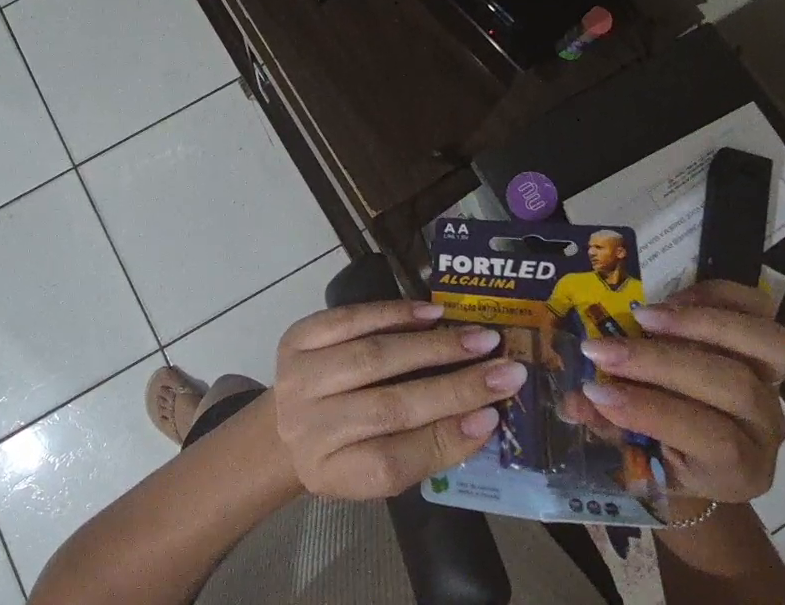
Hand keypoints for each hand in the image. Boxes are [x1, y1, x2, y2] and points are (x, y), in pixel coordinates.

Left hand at [274, 301, 527, 499]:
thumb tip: (485, 419)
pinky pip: (349, 319)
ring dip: (432, 345)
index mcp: (335, 472)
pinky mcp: (296, 338)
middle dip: (455, 387)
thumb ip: (428, 450)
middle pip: (389, 406)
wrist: (278, 430)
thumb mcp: (380, 472)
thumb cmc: (342, 455)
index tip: (495, 415)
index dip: (446, 439)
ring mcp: (299, 377)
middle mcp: (311, 426)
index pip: (395, 461)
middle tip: (506, 369)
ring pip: (373, 357)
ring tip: (478, 337)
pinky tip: (431, 312)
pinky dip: (393, 313)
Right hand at [563, 280, 784, 503]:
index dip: (652, 412)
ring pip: (766, 346)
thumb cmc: (668, 458)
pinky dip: (718, 297)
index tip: (596, 390)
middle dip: (658, 363)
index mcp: (741, 470)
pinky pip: (760, 311)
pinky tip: (671, 298)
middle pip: (731, 386)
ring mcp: (777, 386)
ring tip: (640, 316)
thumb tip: (572, 401)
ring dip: (696, 324)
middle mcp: (768, 427)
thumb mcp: (637, 459)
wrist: (709, 455)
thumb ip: (608, 429)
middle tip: (600, 348)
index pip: (712, 438)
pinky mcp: (770, 349)